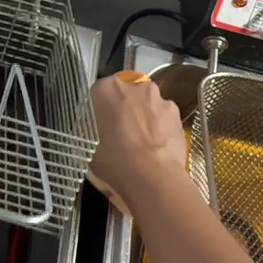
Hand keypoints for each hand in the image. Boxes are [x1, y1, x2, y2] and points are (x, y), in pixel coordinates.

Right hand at [87, 73, 188, 211]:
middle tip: (118, 130)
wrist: (151, 175)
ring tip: (140, 141)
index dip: (98, 107)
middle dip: (123, 107)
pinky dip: (159, 126)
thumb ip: (89, 128)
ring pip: (146, 103)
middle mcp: (134, 86)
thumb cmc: (112, 158)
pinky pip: (163, 116)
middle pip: (125, 93)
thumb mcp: (86, 144)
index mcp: (105, 88)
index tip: (98, 122)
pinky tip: (156, 145)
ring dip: (142, 115)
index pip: (98, 91)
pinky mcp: (177, 114)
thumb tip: (92, 129)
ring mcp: (159, 99)